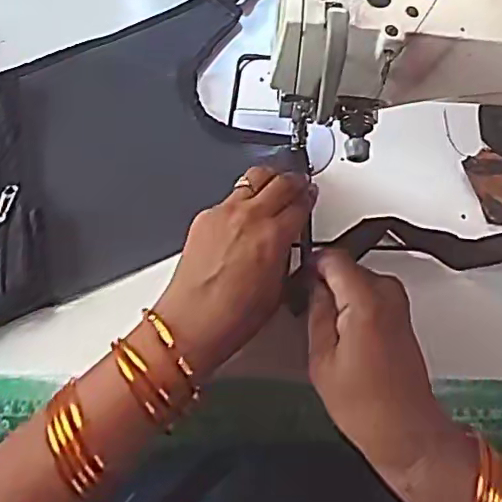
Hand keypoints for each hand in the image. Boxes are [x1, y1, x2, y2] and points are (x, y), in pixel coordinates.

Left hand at [151, 166, 312, 375]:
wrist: (190, 324)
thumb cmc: (230, 318)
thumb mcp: (278, 290)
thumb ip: (286, 256)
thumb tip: (289, 242)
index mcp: (274, 236)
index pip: (300, 202)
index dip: (309, 197)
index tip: (310, 196)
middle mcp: (250, 217)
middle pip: (281, 181)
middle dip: (294, 181)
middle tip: (298, 183)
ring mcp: (225, 212)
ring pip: (254, 177)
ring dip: (269, 178)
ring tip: (274, 183)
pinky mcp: (205, 216)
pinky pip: (230, 196)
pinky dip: (242, 197)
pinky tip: (244, 208)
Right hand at [305, 250, 476, 501]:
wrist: (406, 431)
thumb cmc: (367, 406)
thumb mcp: (321, 359)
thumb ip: (314, 312)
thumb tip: (310, 286)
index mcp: (365, 299)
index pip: (333, 256)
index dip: (310, 264)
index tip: (298, 277)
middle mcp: (386, 292)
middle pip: (346, 267)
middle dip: (325, 282)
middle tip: (308, 308)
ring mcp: (398, 300)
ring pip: (357, 279)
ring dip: (341, 294)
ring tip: (329, 330)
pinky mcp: (402, 311)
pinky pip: (370, 292)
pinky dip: (356, 304)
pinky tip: (347, 336)